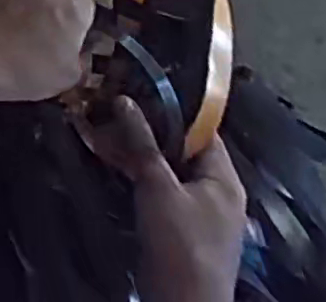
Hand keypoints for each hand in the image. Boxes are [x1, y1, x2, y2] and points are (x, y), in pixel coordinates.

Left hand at [0, 0, 93, 101]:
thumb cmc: (30, 70)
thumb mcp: (70, 75)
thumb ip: (83, 55)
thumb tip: (81, 46)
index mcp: (71, 8)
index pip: (87, 5)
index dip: (83, 21)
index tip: (76, 37)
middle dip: (61, 9)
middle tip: (53, 34)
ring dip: (40, 5)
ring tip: (31, 28)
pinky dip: (19, 5)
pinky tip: (12, 25)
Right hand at [94, 97, 246, 301]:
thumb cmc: (181, 241)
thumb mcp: (157, 185)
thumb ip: (141, 142)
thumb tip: (123, 97)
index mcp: (224, 180)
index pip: (202, 130)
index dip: (173, 106)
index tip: (138, 83)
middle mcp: (214, 190)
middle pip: (179, 146)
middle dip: (146, 125)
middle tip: (111, 101)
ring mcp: (196, 208)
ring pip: (164, 164)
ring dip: (135, 146)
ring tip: (101, 123)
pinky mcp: (176, 220)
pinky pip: (155, 182)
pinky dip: (134, 168)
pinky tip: (106, 155)